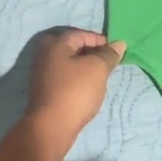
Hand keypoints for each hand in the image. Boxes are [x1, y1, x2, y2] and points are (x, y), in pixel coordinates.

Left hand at [20, 27, 124, 155]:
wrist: (52, 126)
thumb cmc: (75, 91)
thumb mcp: (98, 69)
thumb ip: (109, 55)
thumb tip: (119, 44)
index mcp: (55, 42)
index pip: (83, 34)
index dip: (101, 42)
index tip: (116, 54)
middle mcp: (45, 53)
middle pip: (75, 48)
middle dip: (94, 55)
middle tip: (109, 67)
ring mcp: (42, 73)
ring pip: (70, 64)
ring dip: (86, 69)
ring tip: (101, 80)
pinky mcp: (45, 90)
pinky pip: (65, 78)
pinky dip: (78, 80)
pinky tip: (87, 90)